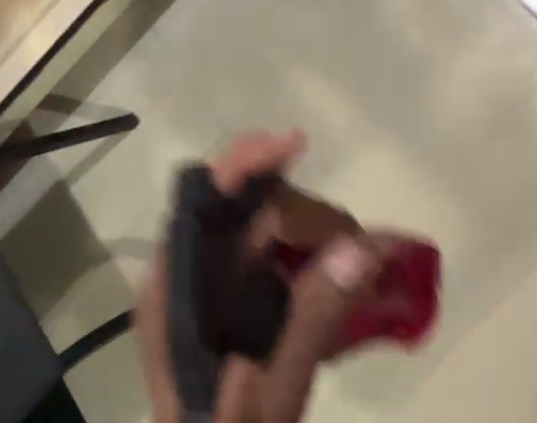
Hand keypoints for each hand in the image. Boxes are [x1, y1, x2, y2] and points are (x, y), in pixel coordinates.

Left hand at [137, 130, 378, 422]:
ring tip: (351, 254)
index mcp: (176, 291)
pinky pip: (272, 256)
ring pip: (262, 228)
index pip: (203, 201)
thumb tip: (361, 248)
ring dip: (309, 228)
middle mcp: (187, 278)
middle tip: (348, 235)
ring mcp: (212, 291)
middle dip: (297, 207)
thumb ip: (310, 319)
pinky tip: (336, 267)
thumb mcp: (269, 390)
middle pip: (240, 208)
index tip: (296, 145)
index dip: (245, 163)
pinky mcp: (235, 305)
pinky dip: (307, 250)